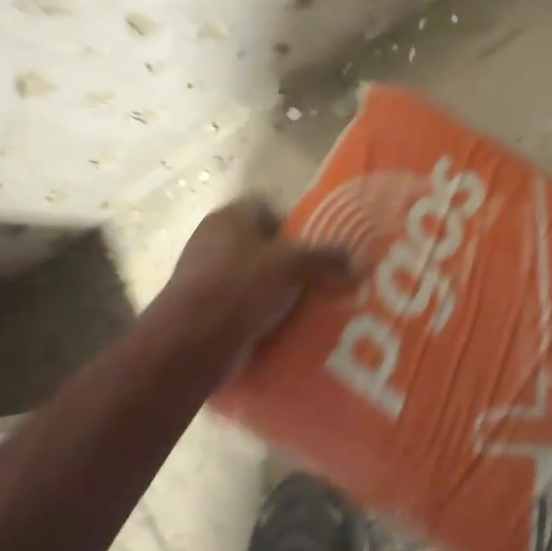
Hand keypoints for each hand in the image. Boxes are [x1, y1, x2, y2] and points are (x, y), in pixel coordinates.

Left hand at [157, 197, 357, 371]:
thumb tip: (359, 263)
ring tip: (307, 309)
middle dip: (290, 263)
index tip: (316, 249)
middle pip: (262, 246)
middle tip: (320, 281)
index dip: (294, 224)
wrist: (192, 342)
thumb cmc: (241, 287)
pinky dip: (260, 316)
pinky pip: (242, 307)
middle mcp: (212, 241)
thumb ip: (327, 260)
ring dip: (277, 292)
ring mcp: (204, 277)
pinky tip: (284, 330)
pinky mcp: (203, 310)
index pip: (267, 208)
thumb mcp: (294, 266)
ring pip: (253, 279)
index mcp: (229, 218)